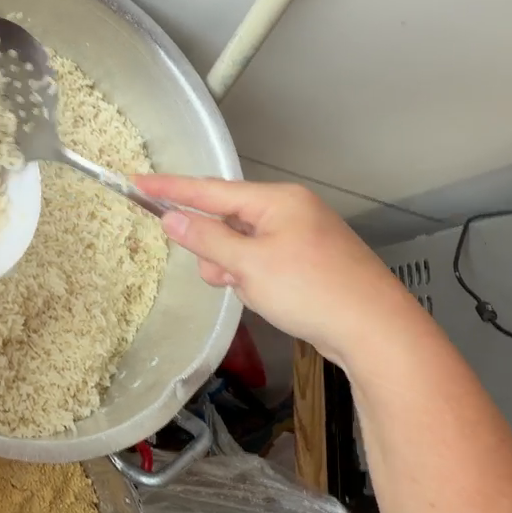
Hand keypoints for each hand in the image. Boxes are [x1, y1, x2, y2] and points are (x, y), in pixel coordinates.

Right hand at [136, 174, 423, 369]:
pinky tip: (265, 297)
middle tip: (220, 275)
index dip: (171, 189)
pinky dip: (251, 277)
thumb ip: (206, 239)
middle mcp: (290, 211)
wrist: (374, 330)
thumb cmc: (310, 290)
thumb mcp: (248, 265)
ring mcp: (300, 236)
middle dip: (214, 248)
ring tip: (249, 291)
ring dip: (233, 268)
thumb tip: (171, 218)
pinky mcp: (307, 262)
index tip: (137, 182)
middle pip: (227, 219)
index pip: (210, 190)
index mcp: (277, 200)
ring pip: (241, 245)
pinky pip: (260, 260)